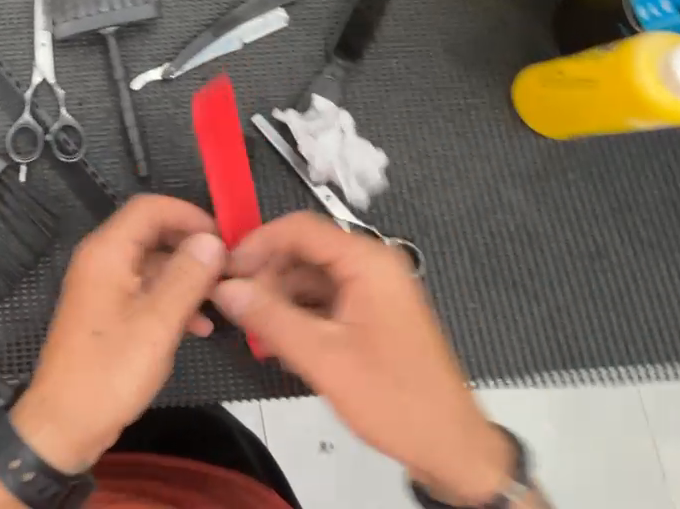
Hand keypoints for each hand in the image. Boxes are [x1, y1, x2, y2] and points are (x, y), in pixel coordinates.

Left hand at [13, 195, 225, 471]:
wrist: (65, 423)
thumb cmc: (110, 371)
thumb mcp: (157, 324)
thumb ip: (186, 277)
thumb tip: (211, 240)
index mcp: (107, 252)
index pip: (149, 207)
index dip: (188, 214)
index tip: (224, 236)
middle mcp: (101, 259)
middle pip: (151, 232)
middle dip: (190, 244)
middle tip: (229, 266)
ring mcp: (103, 286)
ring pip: (151, 262)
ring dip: (186, 274)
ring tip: (221, 296)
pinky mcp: (107, 311)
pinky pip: (144, 289)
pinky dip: (172, 299)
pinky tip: (200, 325)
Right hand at [213, 213, 515, 505]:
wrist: (454, 451)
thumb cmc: (396, 400)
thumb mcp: (324, 359)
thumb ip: (270, 318)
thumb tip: (224, 289)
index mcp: (366, 262)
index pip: (298, 228)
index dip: (256, 243)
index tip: (225, 269)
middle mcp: (372, 265)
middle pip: (303, 250)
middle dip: (266, 273)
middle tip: (235, 303)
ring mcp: (374, 289)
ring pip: (310, 275)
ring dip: (279, 296)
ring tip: (255, 327)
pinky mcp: (372, 312)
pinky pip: (324, 297)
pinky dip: (298, 312)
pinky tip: (280, 340)